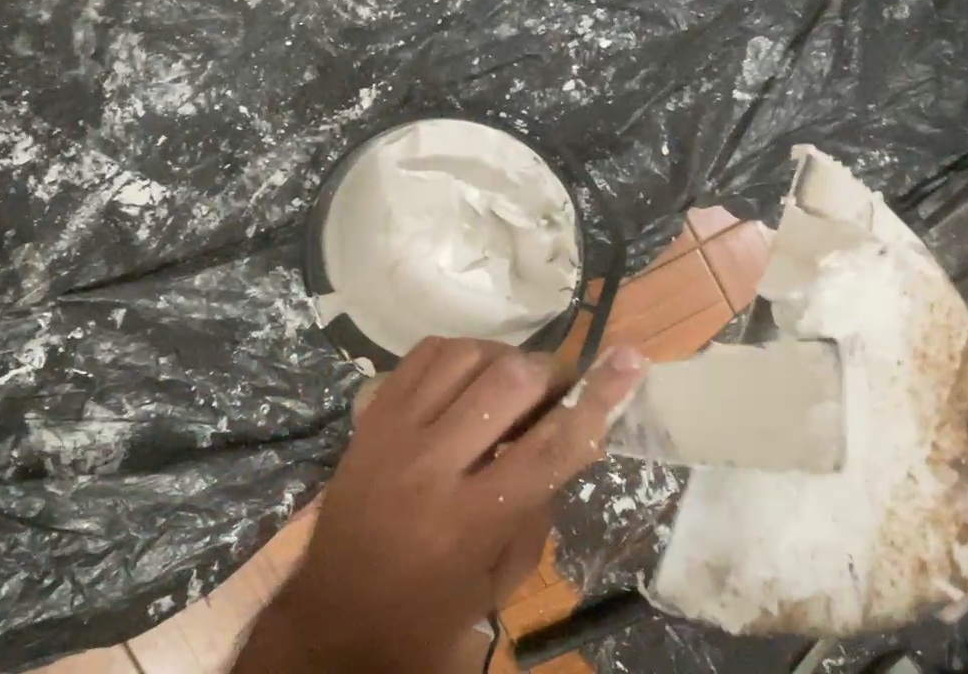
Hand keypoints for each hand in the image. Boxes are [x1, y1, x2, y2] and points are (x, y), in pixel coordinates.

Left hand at [234, 337, 646, 673]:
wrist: (337, 613)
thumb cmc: (430, 609)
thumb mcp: (501, 577)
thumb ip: (537, 503)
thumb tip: (564, 434)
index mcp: (472, 519)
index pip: (551, 445)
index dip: (599, 397)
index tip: (631, 359)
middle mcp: (432, 464)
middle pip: (509, 382)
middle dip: (549, 375)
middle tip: (556, 392)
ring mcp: (395, 430)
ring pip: (466, 354)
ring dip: (505, 360)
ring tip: (513, 385)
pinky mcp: (372, 413)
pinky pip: (426, 353)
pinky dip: (461, 354)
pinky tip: (471, 376)